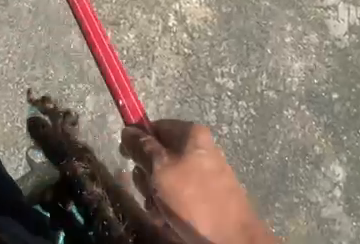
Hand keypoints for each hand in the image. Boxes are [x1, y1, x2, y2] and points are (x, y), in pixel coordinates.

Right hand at [121, 120, 277, 243]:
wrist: (233, 242)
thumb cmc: (194, 200)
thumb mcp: (161, 169)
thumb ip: (141, 148)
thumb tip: (127, 130)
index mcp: (190, 134)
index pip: (154, 126)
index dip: (137, 140)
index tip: (126, 157)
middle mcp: (198, 149)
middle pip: (157, 155)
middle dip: (147, 176)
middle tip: (150, 190)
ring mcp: (202, 175)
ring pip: (165, 179)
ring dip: (155, 196)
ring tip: (160, 211)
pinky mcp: (205, 198)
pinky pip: (177, 197)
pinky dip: (169, 208)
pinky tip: (168, 221)